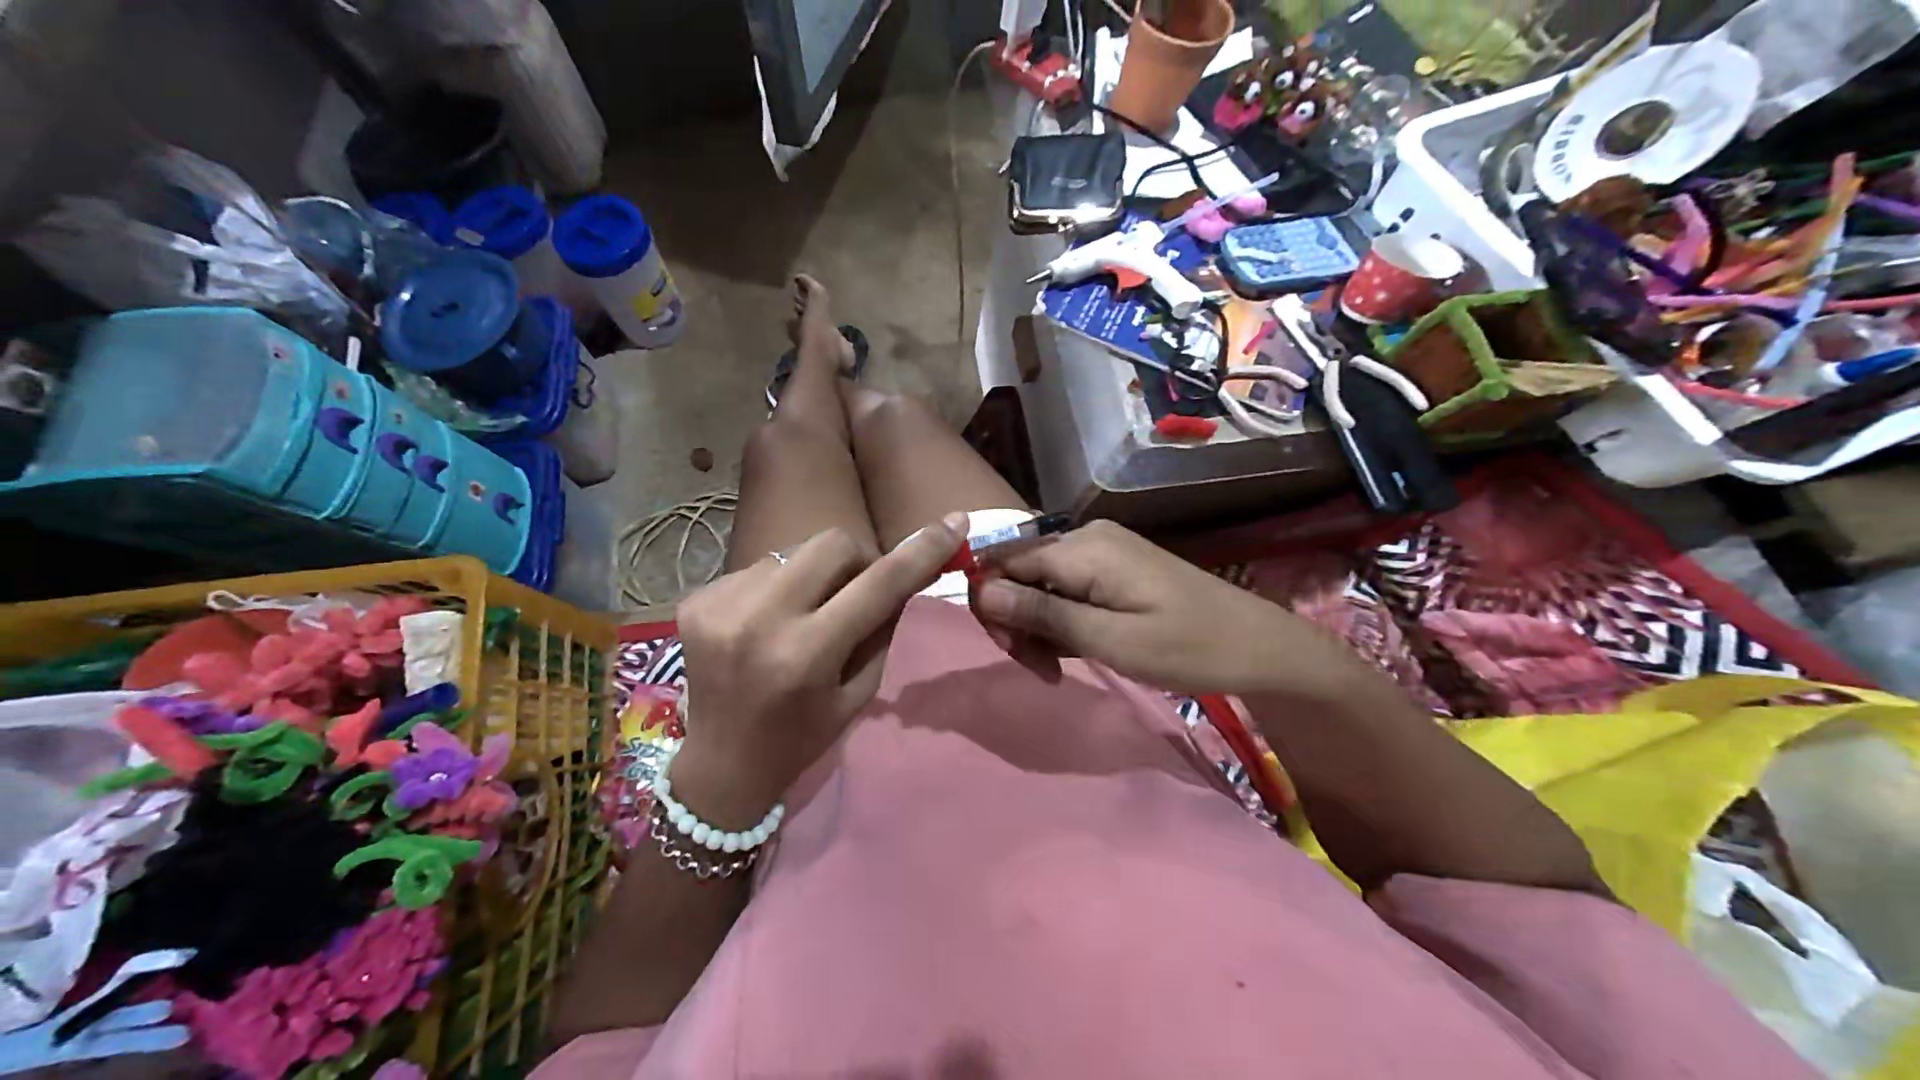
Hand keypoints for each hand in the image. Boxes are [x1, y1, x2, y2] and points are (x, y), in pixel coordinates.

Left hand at [671, 515, 967, 824]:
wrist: (720, 764)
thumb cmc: (802, 736)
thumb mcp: (859, 693)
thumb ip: (883, 629)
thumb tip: (902, 573)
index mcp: (806, 654)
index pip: (878, 584)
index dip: (921, 550)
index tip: (952, 523)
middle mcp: (759, 620)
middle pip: (832, 542)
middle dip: (857, 559)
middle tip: (856, 590)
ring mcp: (720, 605)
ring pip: (793, 552)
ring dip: (811, 576)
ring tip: (800, 617)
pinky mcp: (695, 600)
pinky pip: (758, 568)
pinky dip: (775, 588)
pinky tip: (764, 624)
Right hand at [970, 521, 1374, 698]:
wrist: (1258, 646)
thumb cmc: (1187, 647)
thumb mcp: (1109, 639)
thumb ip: (1042, 614)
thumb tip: (980, 593)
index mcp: (1083, 548)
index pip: (1004, 562)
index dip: (992, 605)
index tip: (1011, 651)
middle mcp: (1086, 538)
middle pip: (1020, 573)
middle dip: (1018, 622)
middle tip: (1041, 669)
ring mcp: (1102, 551)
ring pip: (1040, 585)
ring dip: (1039, 628)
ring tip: (1059, 668)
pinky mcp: (1114, 568)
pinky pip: (1067, 590)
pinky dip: (1062, 622)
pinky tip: (1076, 651)